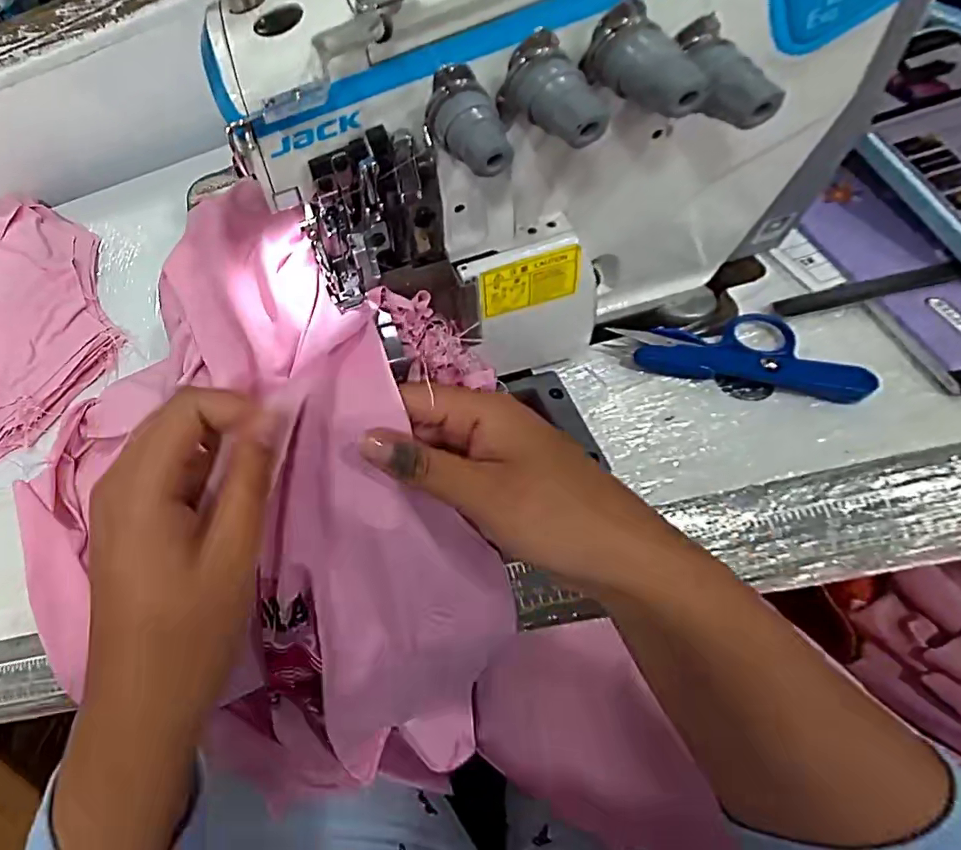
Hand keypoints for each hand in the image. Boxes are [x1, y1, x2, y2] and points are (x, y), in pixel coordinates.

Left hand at [56, 387, 278, 849]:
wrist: (139, 708)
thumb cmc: (189, 635)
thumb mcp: (233, 552)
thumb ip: (250, 476)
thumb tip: (269, 415)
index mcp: (137, 482)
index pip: (186, 405)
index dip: (235, 404)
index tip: (276, 430)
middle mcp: (114, 478)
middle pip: (172, 417)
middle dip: (224, 418)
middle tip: (271, 444)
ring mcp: (112, 499)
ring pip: (166, 441)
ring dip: (212, 443)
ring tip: (254, 469)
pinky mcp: (120, 520)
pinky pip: (159, 470)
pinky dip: (195, 468)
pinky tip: (222, 495)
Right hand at [359, 383, 700, 598]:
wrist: (630, 564)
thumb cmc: (556, 518)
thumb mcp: (482, 493)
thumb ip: (420, 465)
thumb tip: (362, 437)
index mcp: (483, 409)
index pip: (412, 397)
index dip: (373, 412)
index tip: (330, 435)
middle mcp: (486, 423)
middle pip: (422, 423)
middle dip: (386, 444)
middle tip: (336, 469)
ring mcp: (495, 454)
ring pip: (437, 452)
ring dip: (407, 469)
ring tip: (358, 488)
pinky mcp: (502, 481)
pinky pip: (455, 475)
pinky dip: (432, 487)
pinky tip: (403, 506)